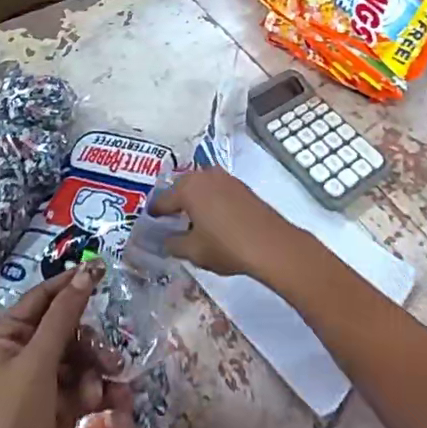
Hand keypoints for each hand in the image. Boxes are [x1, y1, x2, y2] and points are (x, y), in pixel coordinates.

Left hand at [0, 266, 131, 427]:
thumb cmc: (15, 415)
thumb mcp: (38, 361)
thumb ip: (64, 317)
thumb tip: (85, 272)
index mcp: (7, 334)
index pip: (42, 298)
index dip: (70, 285)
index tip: (101, 270)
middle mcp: (23, 353)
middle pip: (66, 330)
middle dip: (90, 341)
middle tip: (109, 356)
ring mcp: (43, 383)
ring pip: (80, 360)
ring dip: (99, 370)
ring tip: (113, 384)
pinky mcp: (60, 409)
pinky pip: (86, 388)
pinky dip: (101, 392)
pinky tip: (115, 403)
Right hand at [151, 168, 307, 278]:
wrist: (274, 246)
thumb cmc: (227, 247)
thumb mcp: (194, 251)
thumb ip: (173, 244)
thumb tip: (165, 239)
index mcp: (186, 188)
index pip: (161, 200)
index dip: (154, 214)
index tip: (152, 224)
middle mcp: (203, 176)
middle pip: (180, 189)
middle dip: (175, 204)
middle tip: (172, 222)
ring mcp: (224, 179)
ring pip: (200, 188)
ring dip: (195, 201)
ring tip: (195, 221)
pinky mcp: (242, 187)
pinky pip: (217, 191)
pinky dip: (212, 202)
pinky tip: (216, 220)